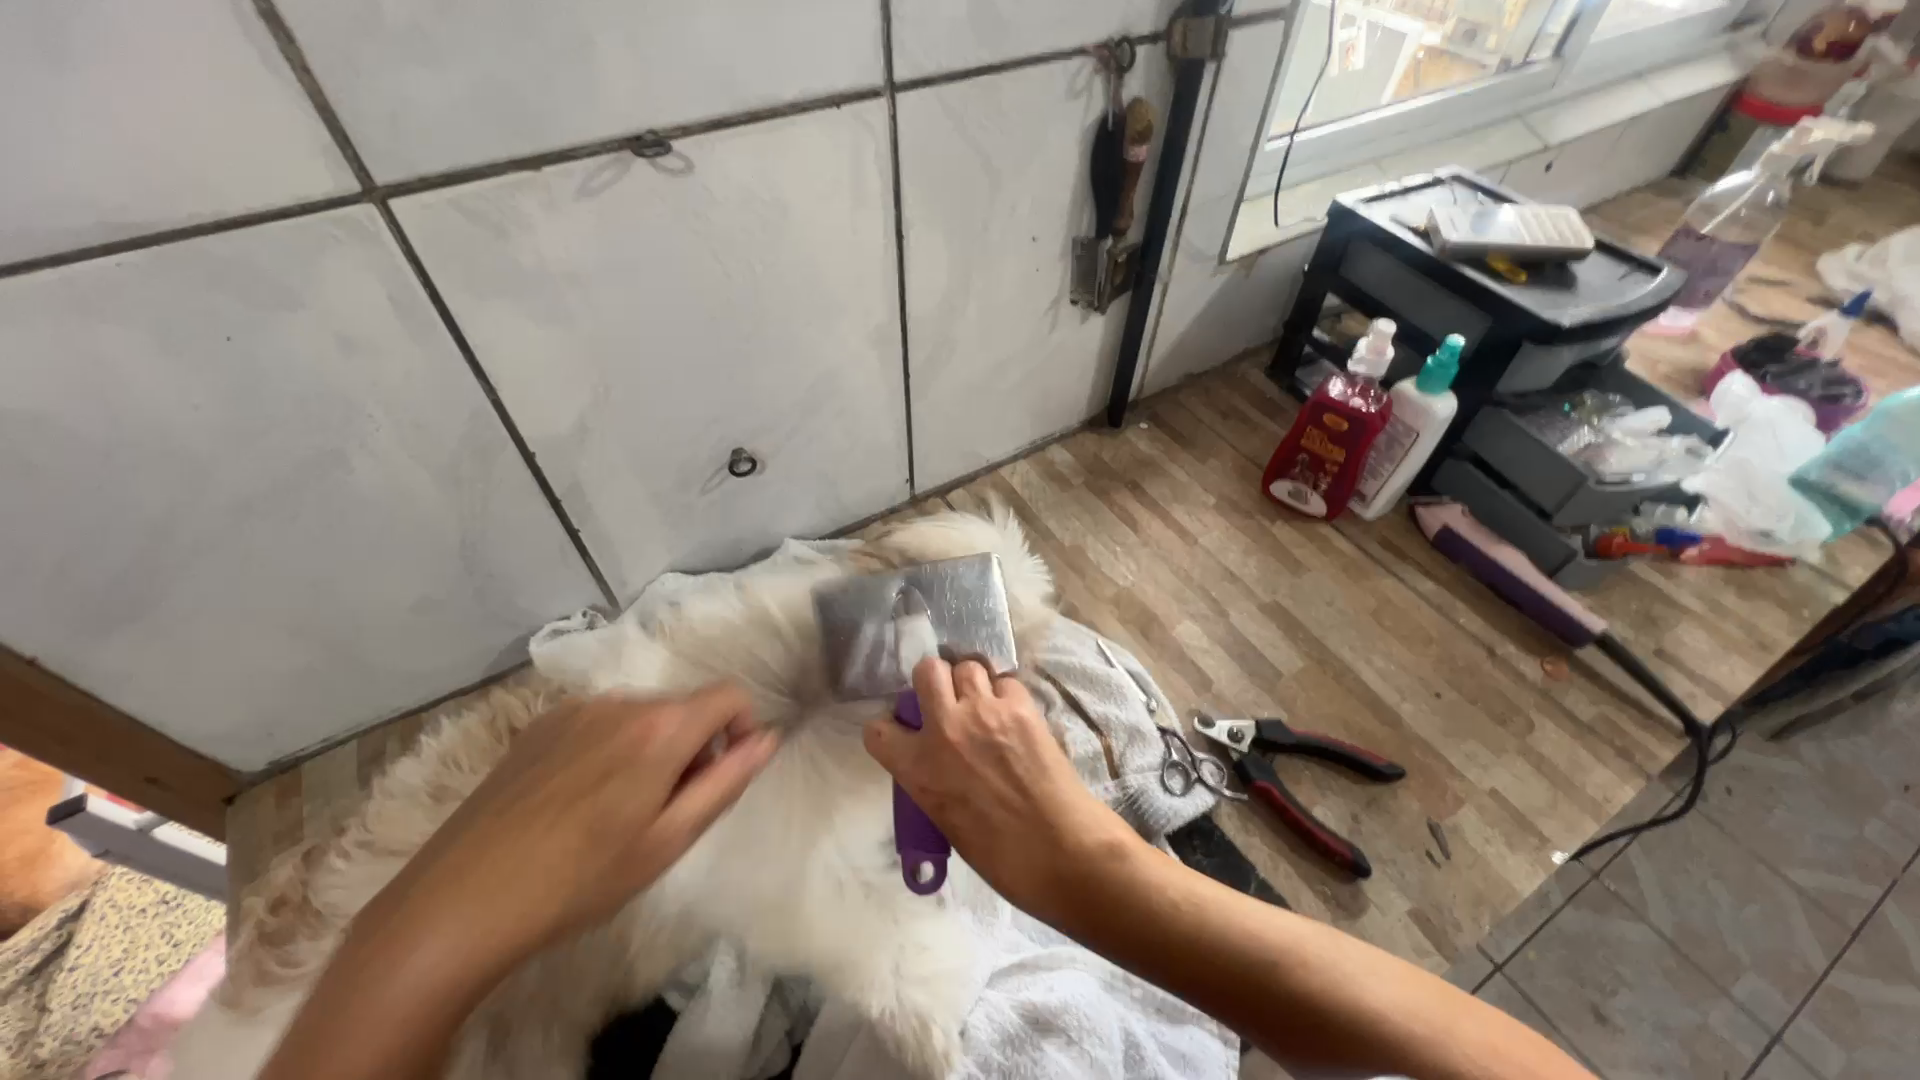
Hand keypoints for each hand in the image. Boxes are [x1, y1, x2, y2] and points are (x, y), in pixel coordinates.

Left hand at [373, 683, 778, 957]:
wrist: (460, 900)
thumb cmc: (580, 879)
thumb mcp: (669, 841)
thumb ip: (727, 782)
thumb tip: (768, 738)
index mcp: (660, 728)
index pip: (730, 695)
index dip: (743, 728)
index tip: (725, 776)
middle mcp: (620, 702)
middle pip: (684, 708)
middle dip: (695, 748)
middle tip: (668, 813)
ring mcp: (573, 710)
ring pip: (641, 717)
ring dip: (652, 750)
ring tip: (619, 813)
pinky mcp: (537, 726)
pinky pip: (599, 724)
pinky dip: (611, 750)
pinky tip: (578, 804)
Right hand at [864, 657, 1140, 922]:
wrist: (1061, 850)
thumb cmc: (1001, 857)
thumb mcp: (944, 821)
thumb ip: (931, 782)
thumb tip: (936, 765)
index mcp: (917, 768)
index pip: (878, 730)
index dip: (891, 730)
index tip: (904, 734)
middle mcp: (944, 729)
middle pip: (927, 671)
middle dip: (934, 681)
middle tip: (948, 702)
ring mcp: (984, 711)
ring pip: (967, 666)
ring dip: (971, 682)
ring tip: (983, 704)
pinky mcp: (1021, 706)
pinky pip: (1005, 681)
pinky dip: (1006, 693)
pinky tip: (1014, 715)